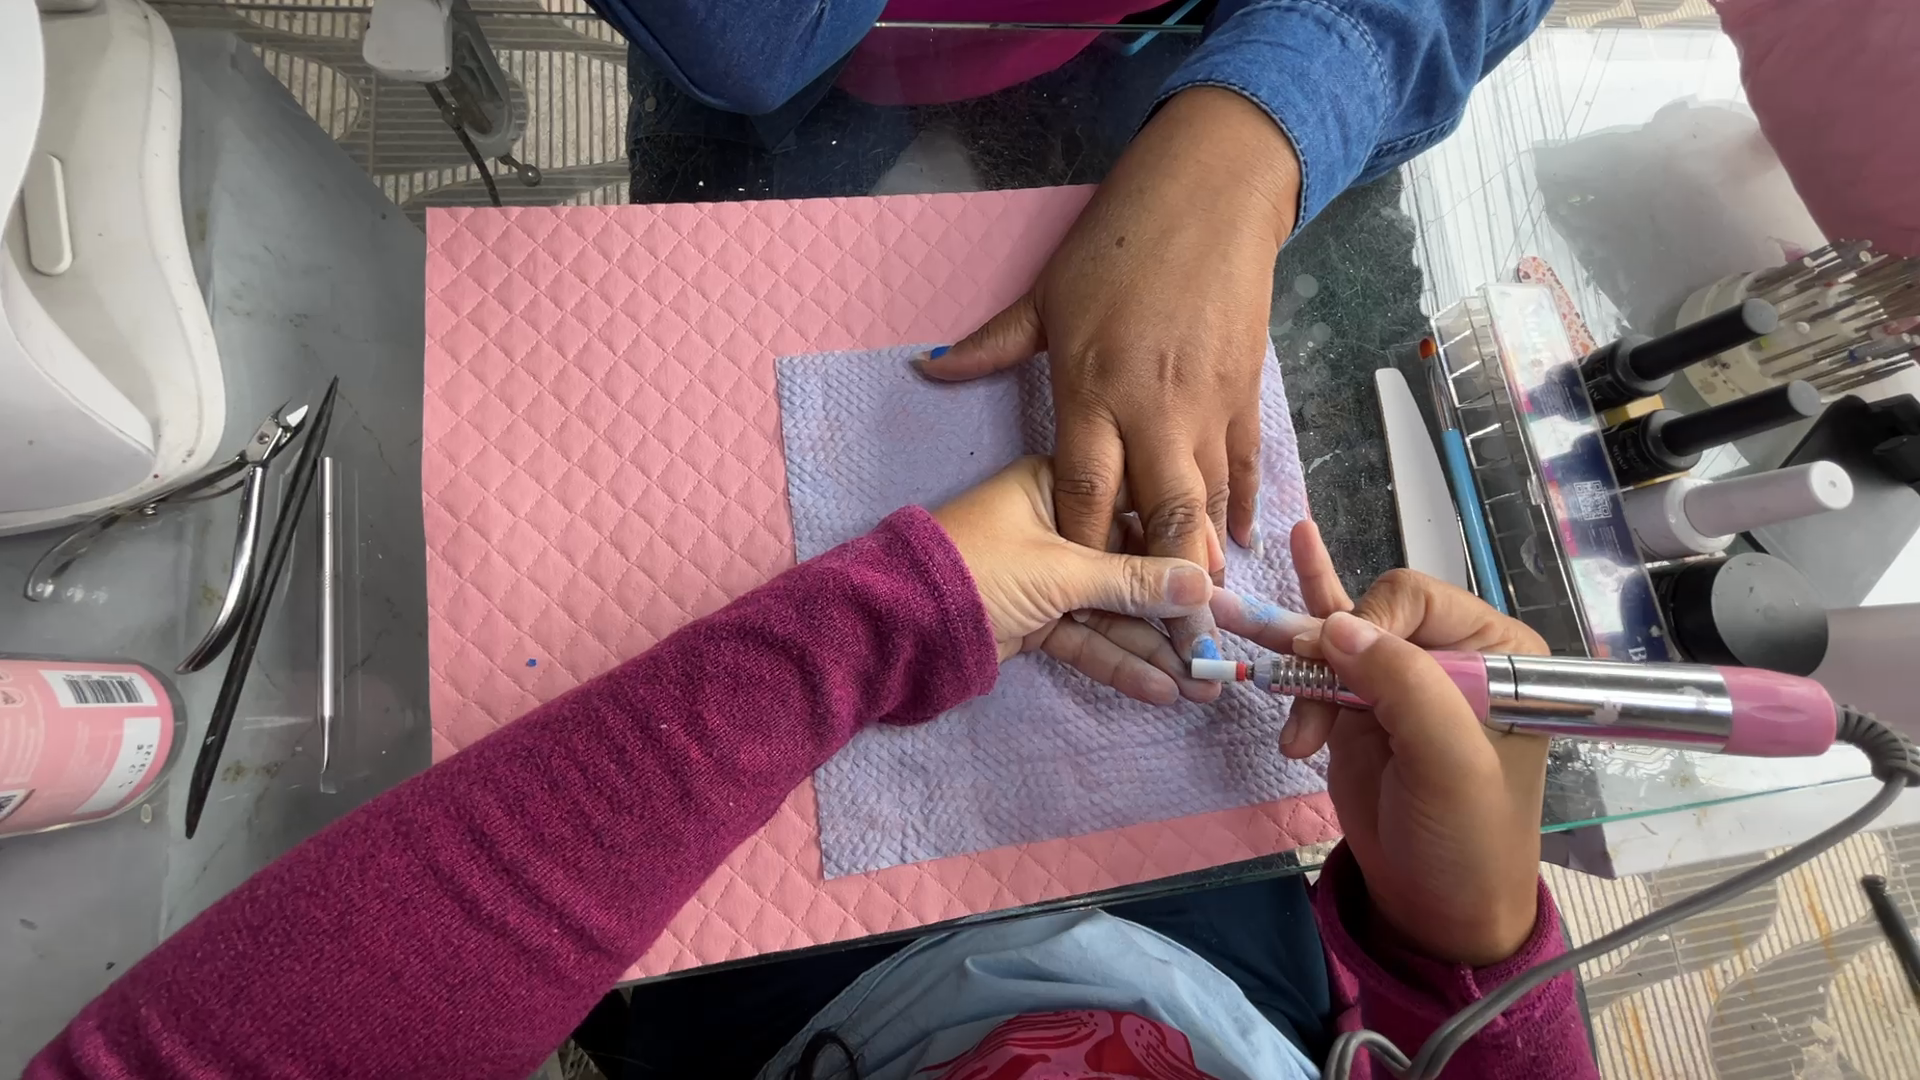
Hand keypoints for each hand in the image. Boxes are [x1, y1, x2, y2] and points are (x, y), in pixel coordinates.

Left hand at [914, 87, 1301, 658]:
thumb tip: (926, 368)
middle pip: (1156, 509)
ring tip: (1203, 600)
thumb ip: (991, 346)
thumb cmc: (1120, 243)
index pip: (1083, 489)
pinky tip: (1242, 539)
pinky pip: (1245, 465)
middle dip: (1160, 571)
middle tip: (1162, 622)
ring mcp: (1205, 404)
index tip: (1079, 588)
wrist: (1214, 190)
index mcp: (1092, 390)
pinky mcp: (1246, 393)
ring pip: (1207, 497)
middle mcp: (1150, 410)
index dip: (1082, 545)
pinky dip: (1244, 505)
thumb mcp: (1046, 294)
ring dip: (1205, 552)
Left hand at [932, 457, 1220, 705]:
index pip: (1135, 513)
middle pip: (1128, 570)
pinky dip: (1117, 662)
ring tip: (1204, 685)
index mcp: (1058, 488)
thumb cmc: (980, 569)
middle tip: (1219, 649)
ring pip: (1110, 612)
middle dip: (1173, 614)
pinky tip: (1160, 688)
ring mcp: (1045, 577)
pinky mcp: (1035, 619)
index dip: (1181, 552)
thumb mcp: (1059, 570)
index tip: (1222, 586)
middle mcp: (1056, 527)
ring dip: (1153, 648)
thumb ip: (1131, 580)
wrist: (898, 622)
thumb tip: (1203, 586)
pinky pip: (1085, 638)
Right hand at [1212, 521, 1549, 965]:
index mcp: (1495, 655)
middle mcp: (1447, 654)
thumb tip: (1334, 626)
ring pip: (1334, 630)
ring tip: (1234, 611)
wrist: (1431, 900)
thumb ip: (1402, 686)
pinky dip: (1293, 638)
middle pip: (1366, 612)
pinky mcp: (1356, 701)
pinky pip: (1320, 657)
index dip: (1368, 625)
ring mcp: (1397, 676)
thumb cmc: (1463, 837)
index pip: (1414, 601)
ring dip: (1288, 636)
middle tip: (1292, 676)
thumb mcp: (1448, 765)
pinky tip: (1280, 578)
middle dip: (1322, 645)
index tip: (1336, 674)